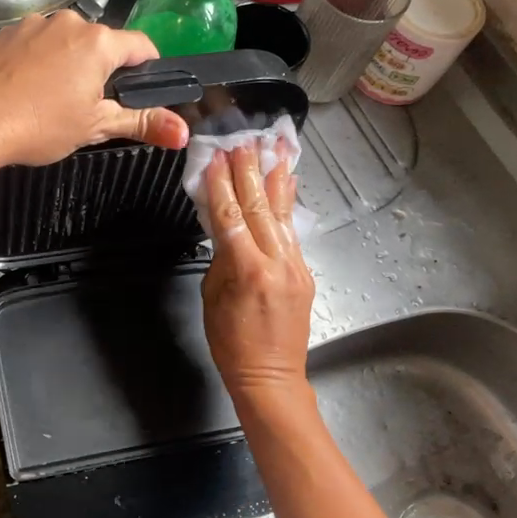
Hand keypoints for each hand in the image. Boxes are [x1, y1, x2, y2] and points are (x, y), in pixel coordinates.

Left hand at [0, 11, 188, 166]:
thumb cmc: (39, 125)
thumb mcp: (95, 127)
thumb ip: (142, 123)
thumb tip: (184, 132)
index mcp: (99, 42)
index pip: (142, 46)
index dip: (147, 69)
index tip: (139, 93)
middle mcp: (69, 22)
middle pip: (101, 43)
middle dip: (101, 70)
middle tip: (87, 107)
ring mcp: (34, 23)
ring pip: (66, 42)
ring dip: (67, 64)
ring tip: (50, 101)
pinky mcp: (6, 32)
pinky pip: (35, 43)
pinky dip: (38, 62)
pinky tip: (25, 90)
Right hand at [200, 146, 315, 405]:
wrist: (271, 376)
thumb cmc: (231, 344)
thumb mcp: (212, 298)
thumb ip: (220, 260)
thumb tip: (224, 231)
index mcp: (247, 270)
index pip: (230, 216)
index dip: (221, 184)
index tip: (216, 157)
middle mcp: (276, 262)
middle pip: (259, 207)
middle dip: (249, 171)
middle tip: (243, 141)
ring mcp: (294, 266)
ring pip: (282, 214)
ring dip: (275, 178)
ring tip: (274, 148)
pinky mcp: (304, 273)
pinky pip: (293, 231)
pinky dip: (288, 203)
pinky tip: (287, 184)